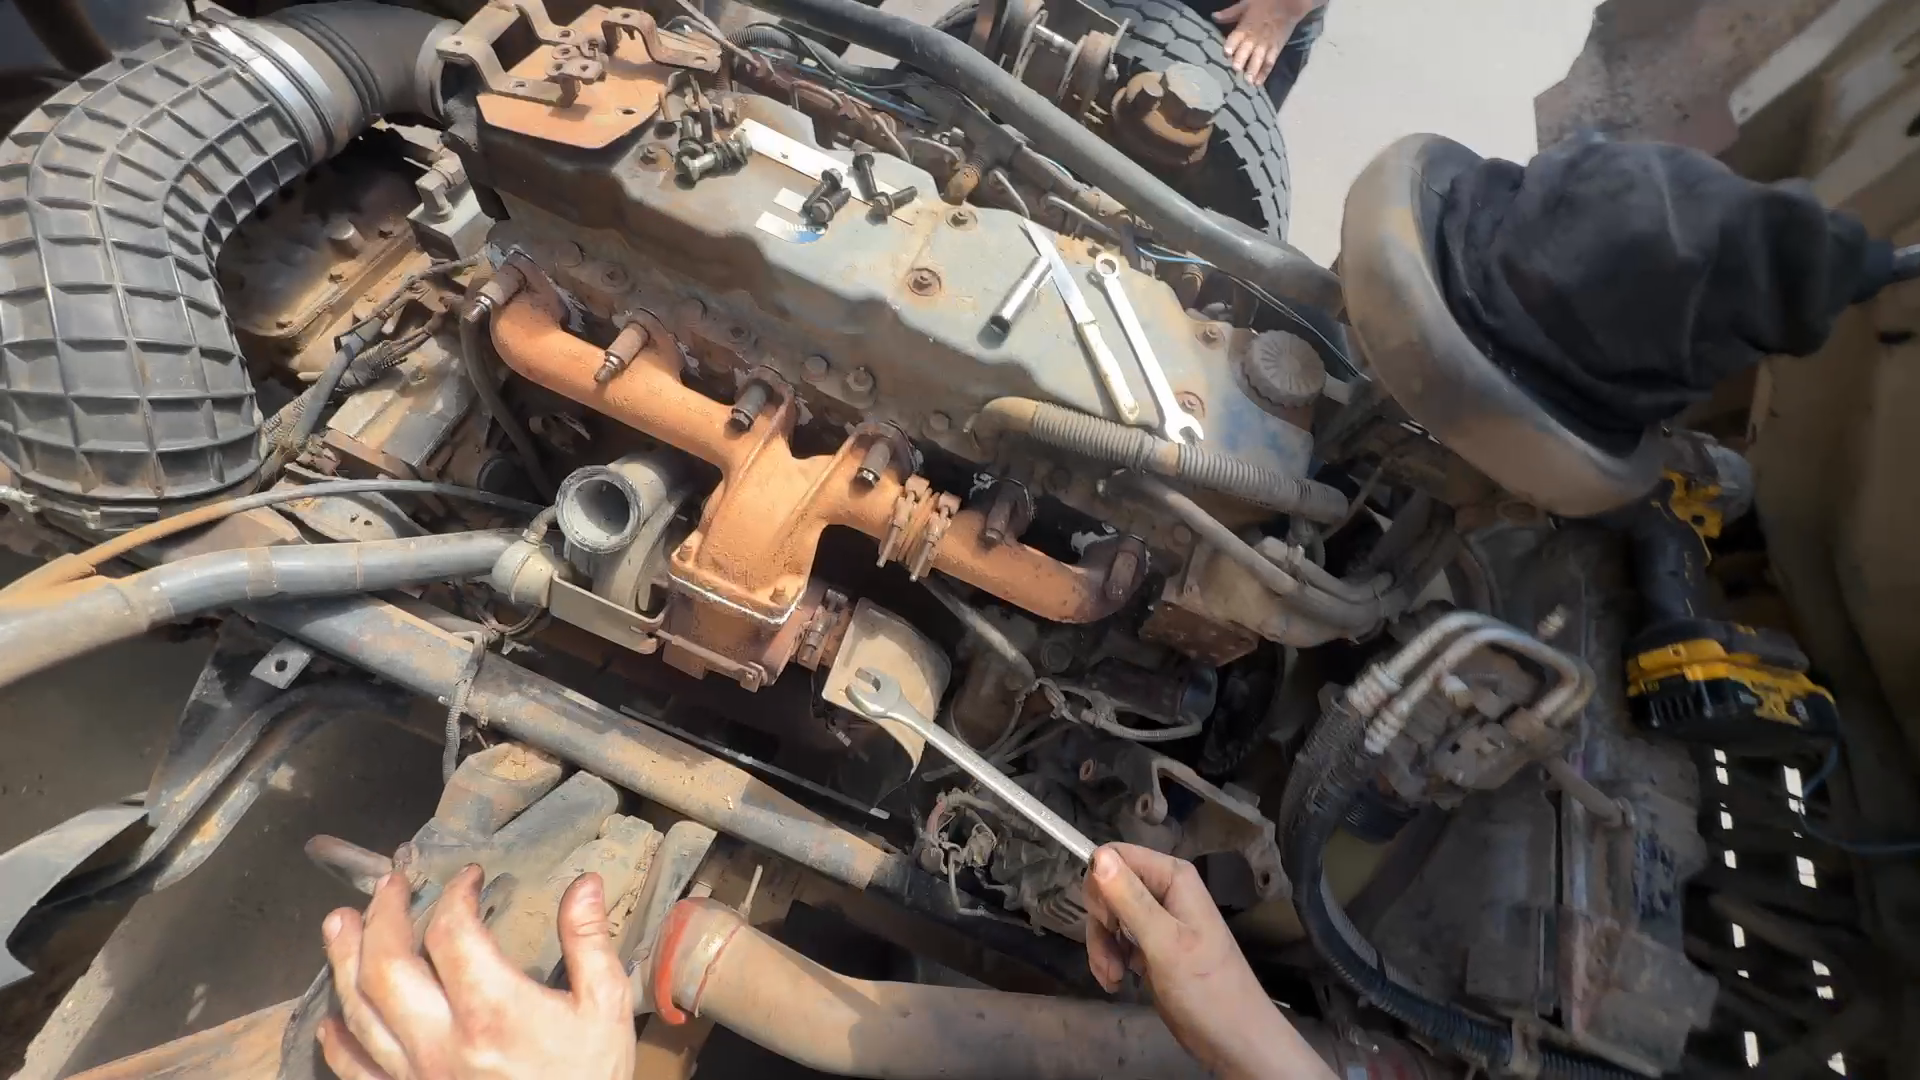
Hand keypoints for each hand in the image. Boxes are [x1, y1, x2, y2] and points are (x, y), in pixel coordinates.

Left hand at [317, 864, 635, 1079]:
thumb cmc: (589, 1075)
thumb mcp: (606, 1003)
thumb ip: (589, 939)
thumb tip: (584, 882)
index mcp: (493, 1011)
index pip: (453, 935)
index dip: (456, 895)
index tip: (470, 874)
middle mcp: (440, 1042)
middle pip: (387, 971)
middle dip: (382, 918)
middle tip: (389, 883)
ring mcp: (413, 1078)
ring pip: (357, 1014)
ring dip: (343, 962)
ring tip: (337, 923)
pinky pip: (353, 1068)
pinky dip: (337, 1035)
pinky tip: (332, 1013)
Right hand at [1083, 844, 1333, 1079]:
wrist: (1236, 1043)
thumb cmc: (1207, 989)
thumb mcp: (1164, 943)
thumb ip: (1130, 898)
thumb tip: (1098, 854)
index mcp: (1171, 876)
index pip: (1116, 855)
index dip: (1101, 884)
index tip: (1104, 920)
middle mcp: (1163, 889)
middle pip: (1108, 886)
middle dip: (1101, 923)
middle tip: (1109, 954)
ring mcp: (1156, 918)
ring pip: (1108, 915)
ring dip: (1102, 945)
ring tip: (1112, 977)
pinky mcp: (1150, 944)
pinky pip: (1115, 938)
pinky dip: (1109, 958)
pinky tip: (1115, 981)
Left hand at [1210, 0, 1315, 84]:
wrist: (1290, 2)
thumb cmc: (1265, 3)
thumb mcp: (1246, 4)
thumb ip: (1230, 13)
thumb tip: (1213, 16)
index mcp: (1244, 28)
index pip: (1235, 38)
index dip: (1230, 45)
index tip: (1226, 53)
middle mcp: (1253, 38)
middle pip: (1245, 51)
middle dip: (1241, 60)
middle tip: (1236, 70)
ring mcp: (1264, 45)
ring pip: (1257, 60)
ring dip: (1252, 71)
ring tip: (1247, 82)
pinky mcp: (1275, 50)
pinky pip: (1269, 63)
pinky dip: (1264, 74)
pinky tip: (1258, 84)